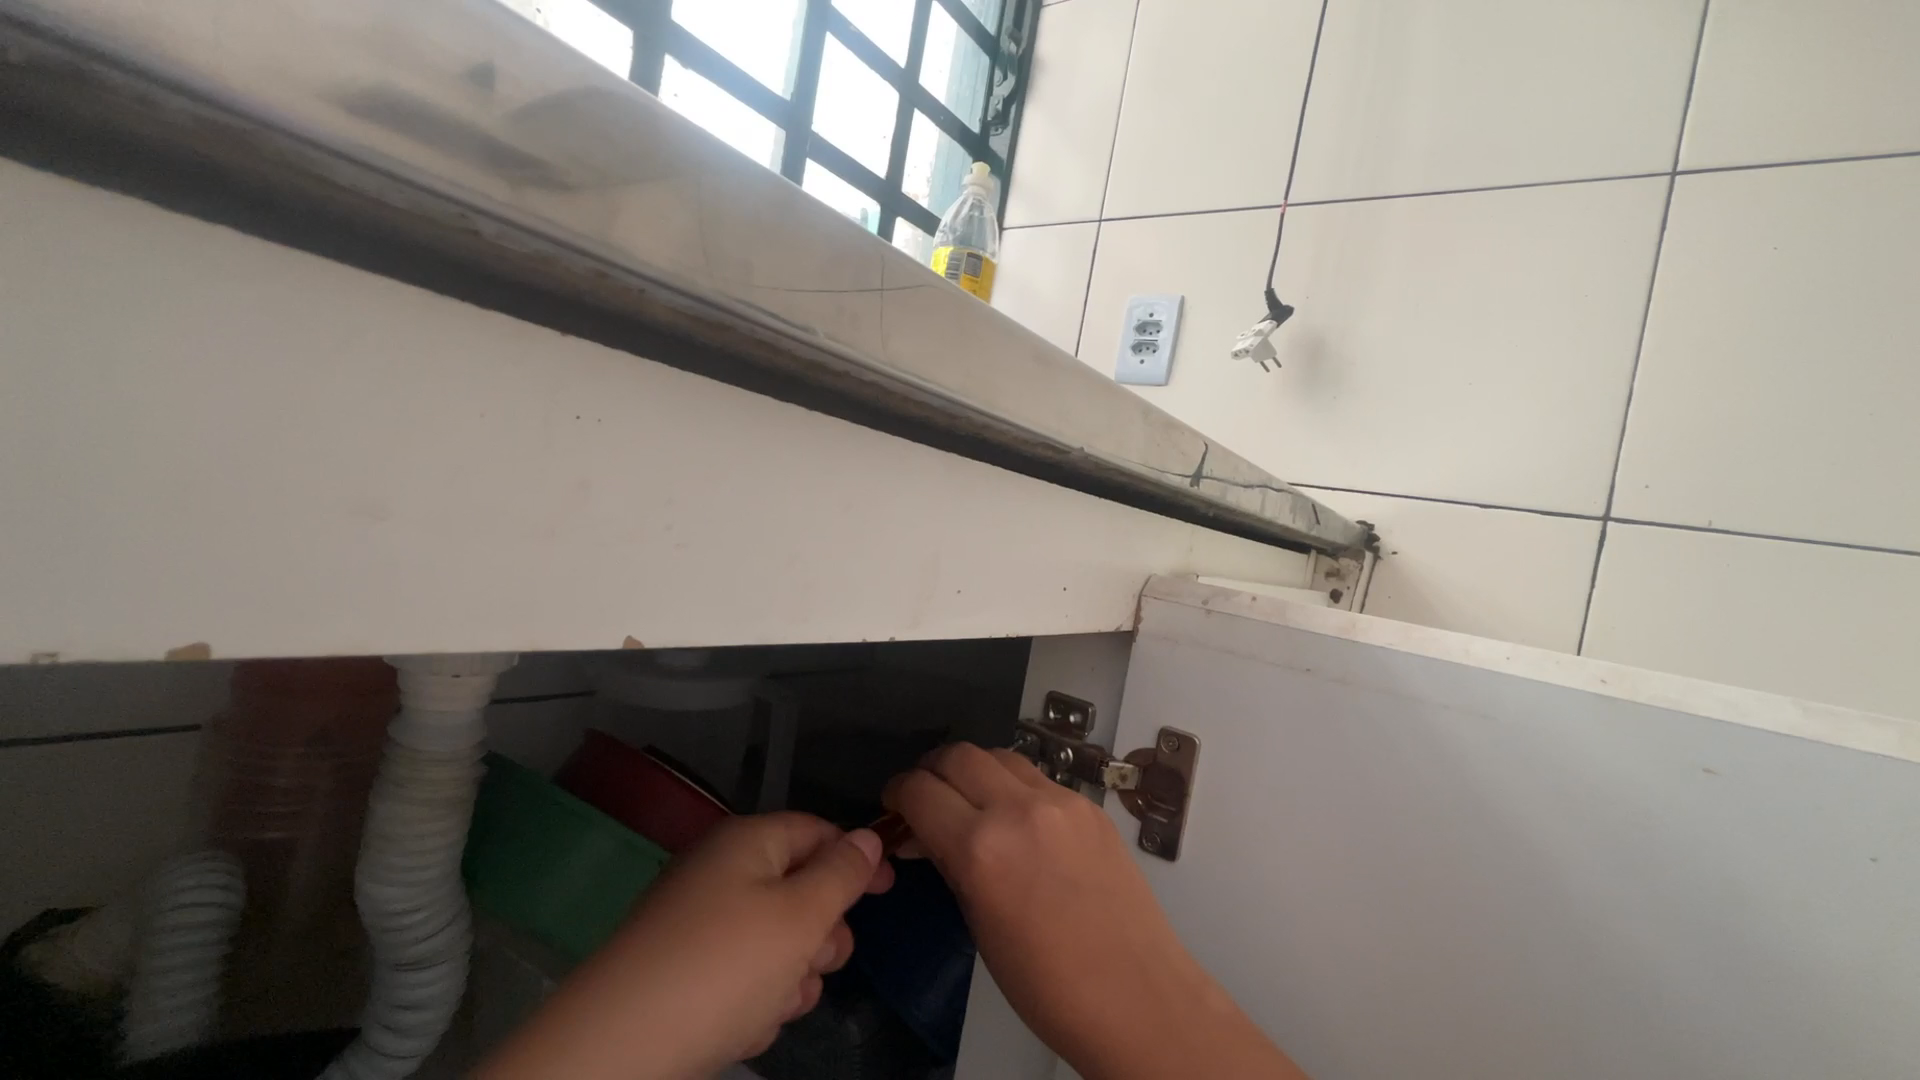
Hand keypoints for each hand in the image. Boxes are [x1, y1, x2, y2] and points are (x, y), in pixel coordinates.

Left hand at [475, 812, 892, 1079]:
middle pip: (798, 889)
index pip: (817, 831)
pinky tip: (743, 1025)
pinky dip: (753, 998)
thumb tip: (868, 835)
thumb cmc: (723, 967)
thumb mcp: (799, 915)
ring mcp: (698, 923)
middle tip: (819, 962)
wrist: (618, 1048)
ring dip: (789, 976)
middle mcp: (721, 872)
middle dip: (820, 933)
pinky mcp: (684, 971)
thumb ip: (841, 873)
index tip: (889, 891)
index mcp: (748, 842)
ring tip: (774, 1005)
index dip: (857, 857)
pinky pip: (741, 974)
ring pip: (774, 941)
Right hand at [885, 743, 1305, 1079]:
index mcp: (980, 848)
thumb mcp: (978, 925)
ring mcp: (1060, 801)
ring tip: (970, 799)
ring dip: (974, 769)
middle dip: (931, 771)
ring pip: (999, 754)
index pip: (920, 790)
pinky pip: (1038, 776)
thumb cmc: (1046, 983)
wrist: (1136, 994)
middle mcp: (1018, 809)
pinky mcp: (1089, 805)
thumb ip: (950, 864)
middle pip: (957, 754)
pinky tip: (1016, 816)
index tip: (894, 806)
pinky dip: (1014, 784)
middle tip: (927, 796)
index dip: (897, 794)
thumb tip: (925, 835)